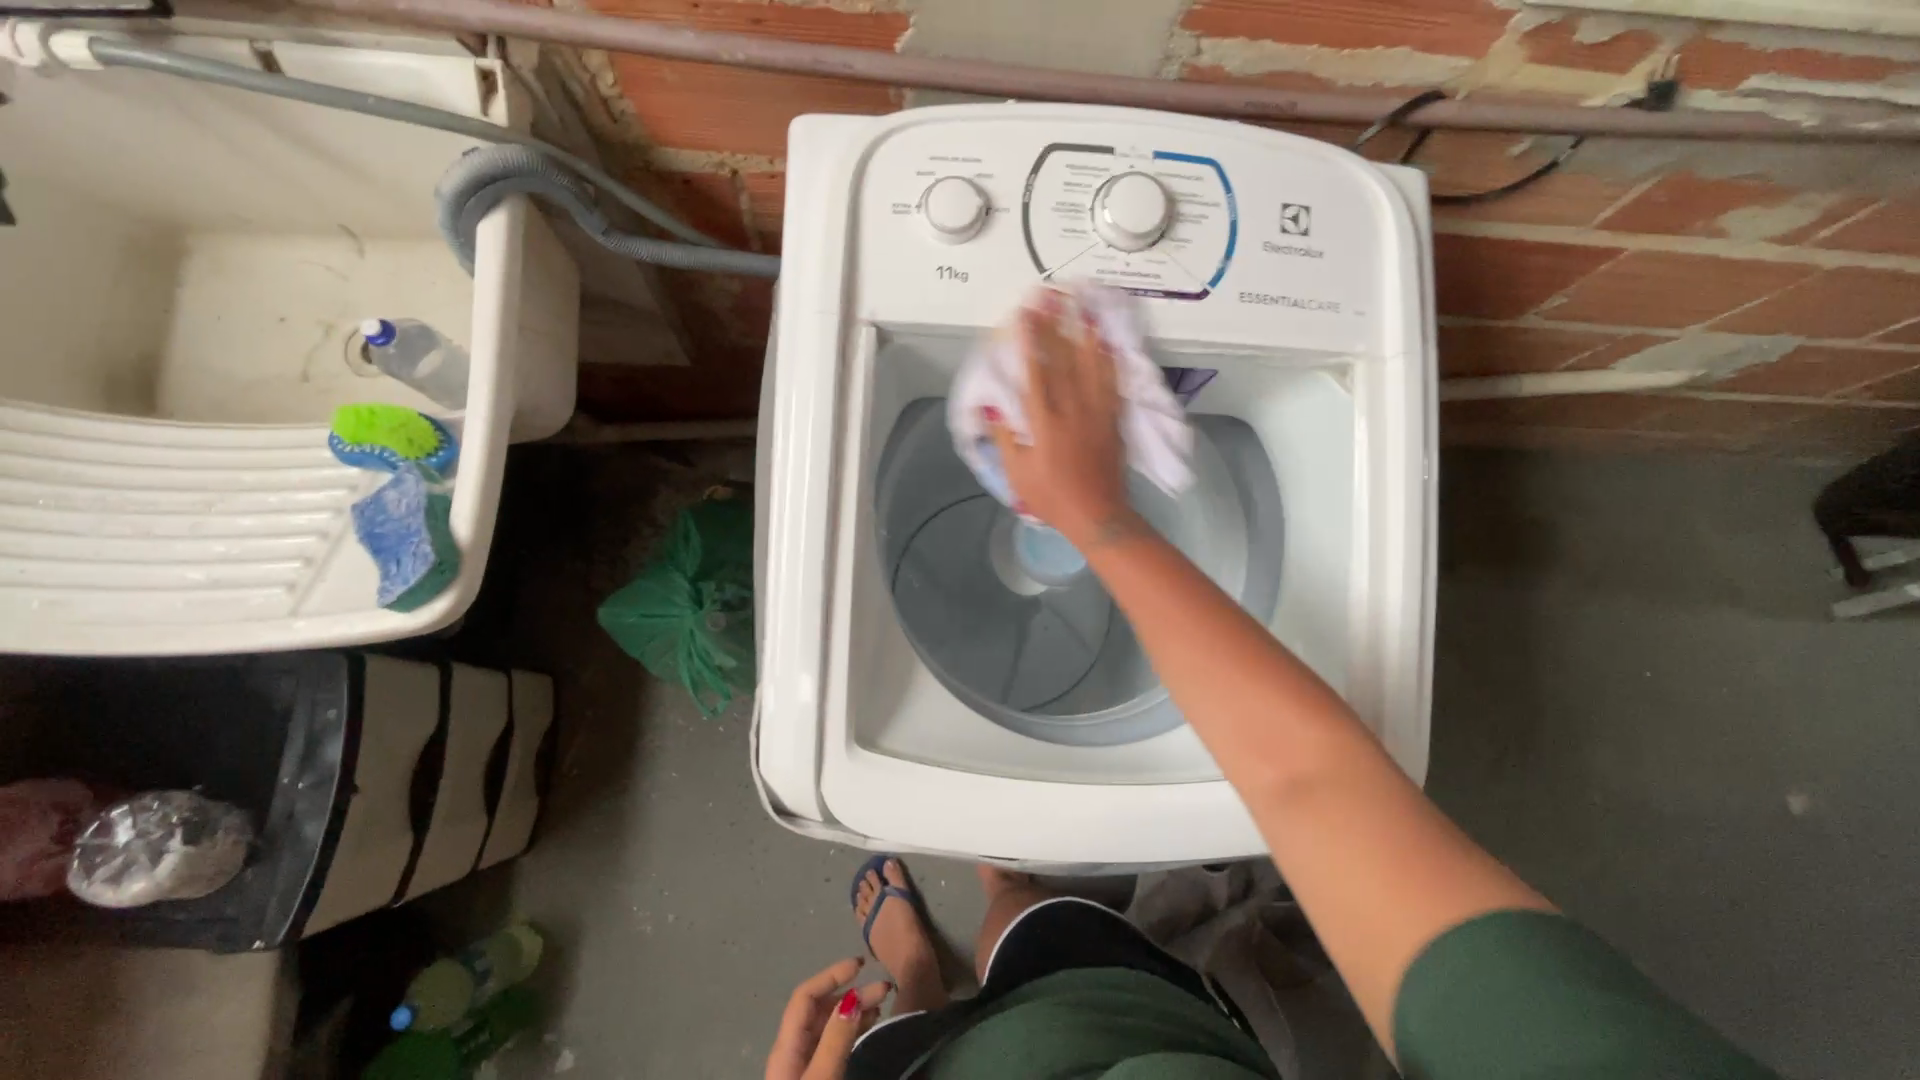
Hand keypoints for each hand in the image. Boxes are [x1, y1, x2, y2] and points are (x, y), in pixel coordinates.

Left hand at [765, 957, 891, 1079]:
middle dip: (851, 992)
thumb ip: (836, 1039)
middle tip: (885, 988)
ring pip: (828, 1025)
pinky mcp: (815, 1077)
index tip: (861, 964)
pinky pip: (833, 1043)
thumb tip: (854, 995)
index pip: (805, 996)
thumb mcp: (822, 1077)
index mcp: (786, 1045)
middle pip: (819, 1009)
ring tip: (881, 1005)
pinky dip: (852, 1029)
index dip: (832, 975)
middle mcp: (792, 1049)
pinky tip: (868, 1026)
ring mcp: (802, 1065)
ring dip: (854, 1009)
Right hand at [987, 292, 1137, 547]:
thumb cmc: (1051, 497)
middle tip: (1048, 297)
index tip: (1023, 315)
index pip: (1035, 372)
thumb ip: (1005, 437)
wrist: (1096, 514)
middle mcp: (1072, 409)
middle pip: (1062, 360)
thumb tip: (991, 407)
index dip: (1029, 341)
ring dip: (1084, 333)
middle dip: (1053, 326)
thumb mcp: (1017, 472)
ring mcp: (1096, 412)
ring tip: (1081, 306)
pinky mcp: (1113, 419)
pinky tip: (1105, 341)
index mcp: (1044, 422)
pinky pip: (1111, 382)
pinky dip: (1108, 359)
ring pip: (1090, 364)